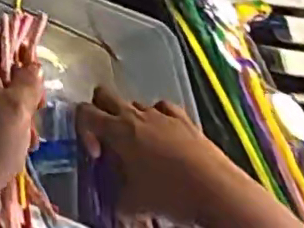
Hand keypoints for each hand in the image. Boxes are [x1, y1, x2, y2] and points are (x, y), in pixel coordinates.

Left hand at [0, 29, 44, 215]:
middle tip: (38, 106)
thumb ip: (28, 82)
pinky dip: (15, 130)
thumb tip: (32, 64)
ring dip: (24, 114)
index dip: (12, 43)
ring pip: (6, 98)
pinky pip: (1, 120)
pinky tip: (24, 148)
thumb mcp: (17, 107)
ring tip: (32, 135)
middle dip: (25, 87)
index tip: (33, 65)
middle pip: (3, 70)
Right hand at [75, 87, 300, 227]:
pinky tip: (166, 137)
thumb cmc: (171, 196)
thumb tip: (116, 209)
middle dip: (101, 112)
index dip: (83, 130)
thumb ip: (118, 201)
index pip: (84, 112)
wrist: (219, 193)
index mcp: (117, 130)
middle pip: (103, 95)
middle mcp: (134, 114)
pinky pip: (162, 109)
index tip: (98, 156)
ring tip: (143, 148)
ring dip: (131, 119)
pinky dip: (159, 119)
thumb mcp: (136, 205)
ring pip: (134, 103)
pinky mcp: (184, 120)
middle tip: (110, 139)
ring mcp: (160, 114)